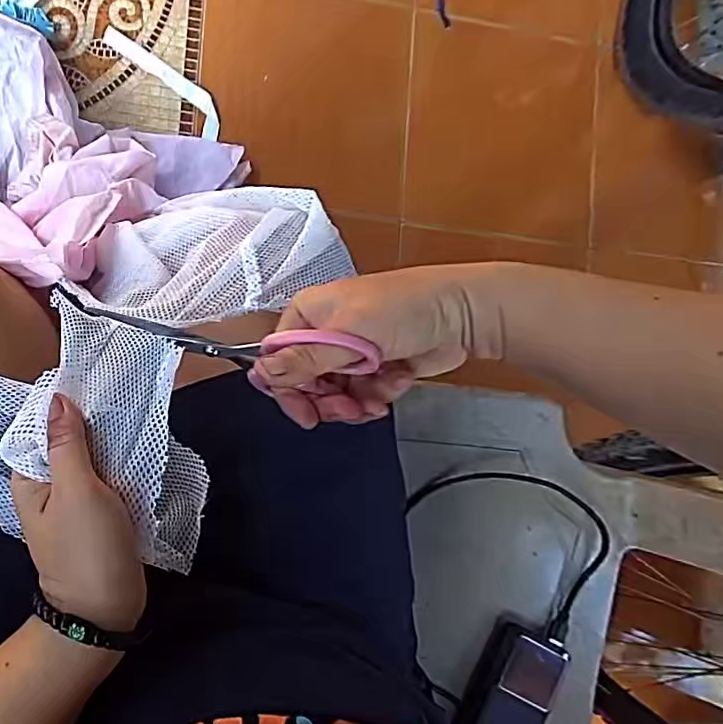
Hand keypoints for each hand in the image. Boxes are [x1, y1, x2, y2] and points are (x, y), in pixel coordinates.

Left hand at [10, 395, 147, 631]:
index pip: (39, 428)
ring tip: (132, 420)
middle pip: (66, 440)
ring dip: (108, 443)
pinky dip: (118, 464)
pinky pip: (104, 477)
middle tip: (120, 401)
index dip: (63, 405)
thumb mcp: (77, 490)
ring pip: (89, 458)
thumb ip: (67, 444)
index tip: (93, 385)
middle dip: (90, 423)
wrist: (106, 610)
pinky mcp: (96, 511)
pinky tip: (135, 452)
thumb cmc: (87, 549)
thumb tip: (57, 398)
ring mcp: (72, 499)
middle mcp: (46, 486)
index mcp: (29, 478)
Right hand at [254, 265, 486, 428]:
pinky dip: (377, 395)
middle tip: (348, 408)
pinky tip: (395, 381)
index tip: (306, 415)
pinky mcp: (373, 364)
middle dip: (329, 401)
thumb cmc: (405, 308)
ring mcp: (350, 349)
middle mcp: (324, 332)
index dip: (290, 390)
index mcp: (308, 315)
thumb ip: (302, 359)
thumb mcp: (347, 336)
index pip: (279, 360)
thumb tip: (261, 374)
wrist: (462, 312)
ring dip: (355, 402)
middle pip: (306, 382)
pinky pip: (360, 393)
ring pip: (334, 393)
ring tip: (377, 399)